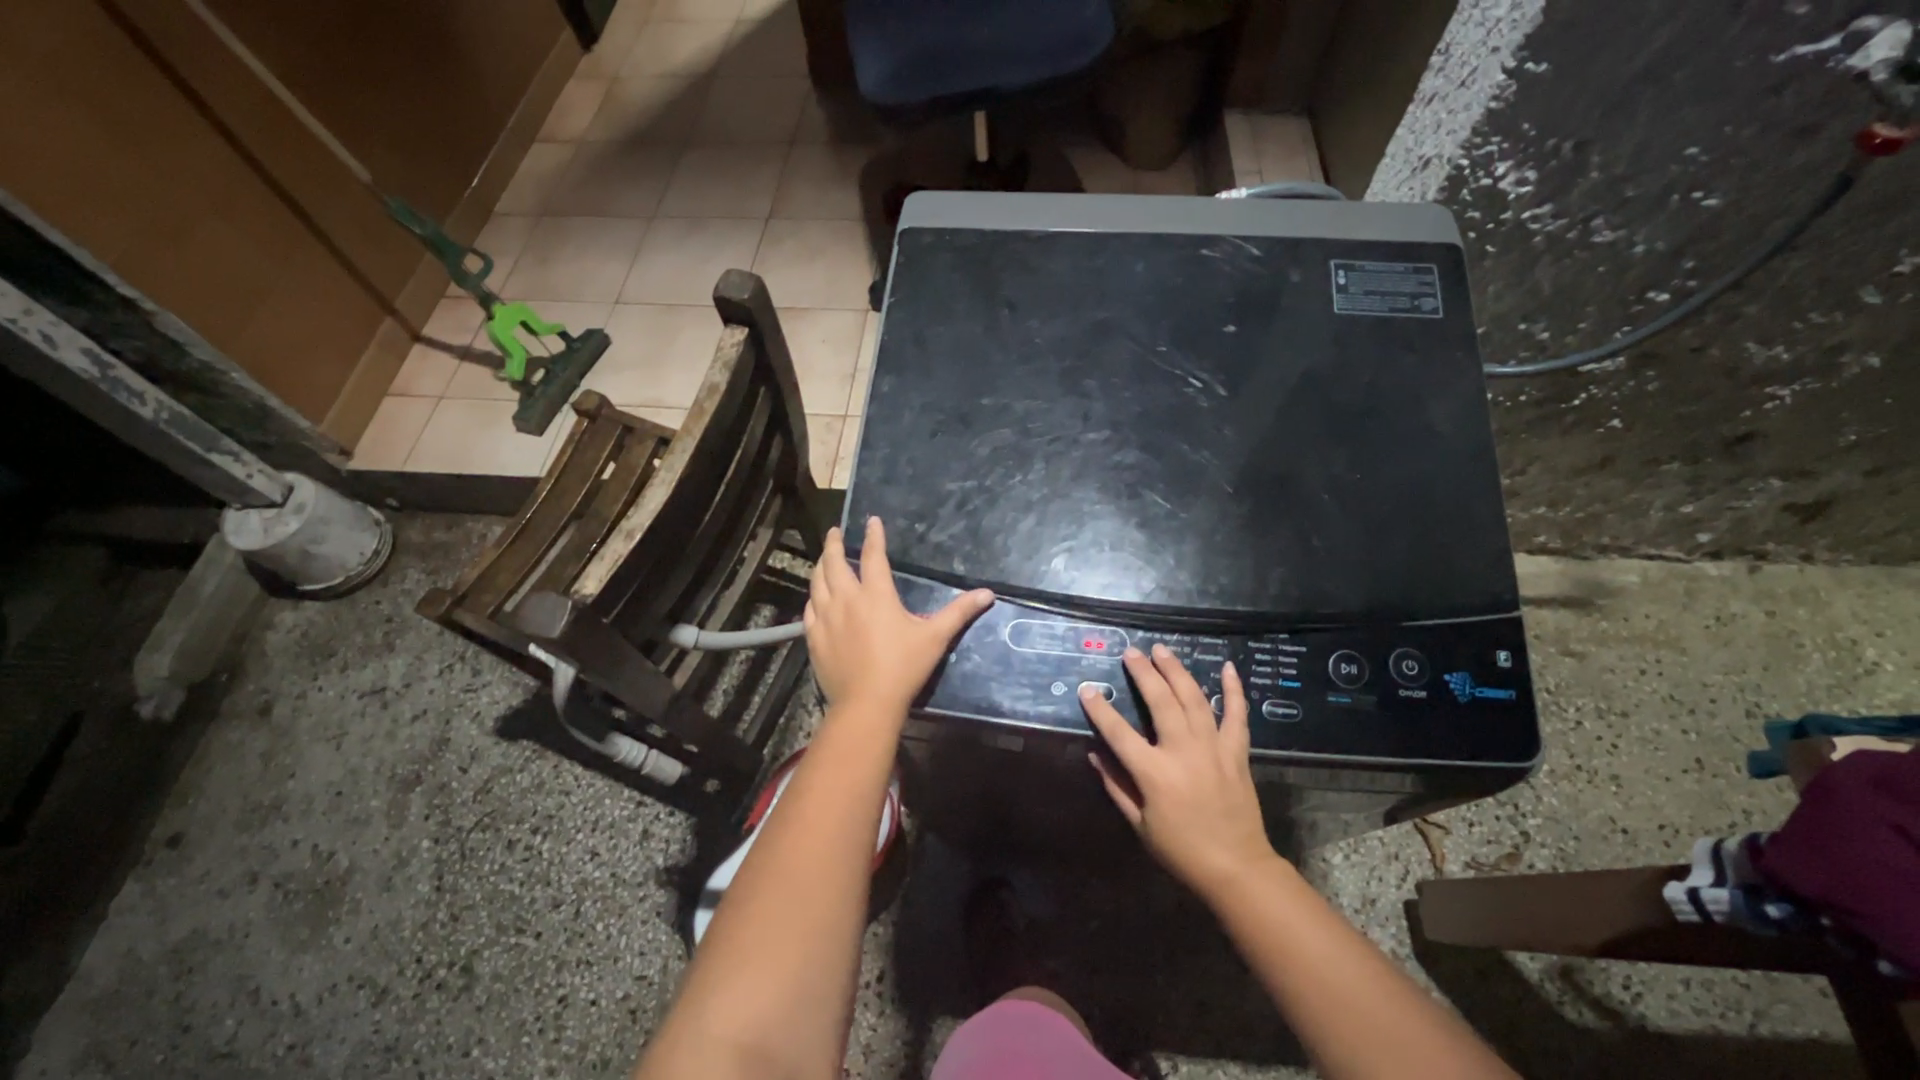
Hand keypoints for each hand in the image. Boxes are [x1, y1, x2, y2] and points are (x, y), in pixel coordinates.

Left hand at [804, 517, 994, 714]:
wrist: (867, 703)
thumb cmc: (904, 667)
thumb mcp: (935, 637)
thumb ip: (959, 612)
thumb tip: (987, 593)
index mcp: (876, 595)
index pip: (873, 555)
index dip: (873, 536)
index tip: (872, 521)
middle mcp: (846, 599)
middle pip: (834, 562)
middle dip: (834, 544)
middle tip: (835, 532)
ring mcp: (826, 618)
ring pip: (817, 583)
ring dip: (821, 565)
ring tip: (824, 558)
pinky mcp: (814, 638)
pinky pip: (809, 609)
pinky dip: (813, 597)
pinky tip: (815, 597)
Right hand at [1081, 645, 1280, 900]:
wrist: (1236, 867)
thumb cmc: (1181, 850)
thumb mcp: (1140, 824)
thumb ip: (1116, 785)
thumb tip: (1095, 754)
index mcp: (1154, 773)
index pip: (1119, 733)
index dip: (1100, 710)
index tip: (1088, 689)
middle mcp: (1183, 752)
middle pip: (1161, 702)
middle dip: (1143, 673)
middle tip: (1131, 652)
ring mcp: (1214, 748)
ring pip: (1195, 699)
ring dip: (1177, 671)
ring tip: (1162, 650)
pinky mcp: (1237, 752)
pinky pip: (1237, 714)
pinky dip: (1234, 689)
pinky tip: (1228, 667)